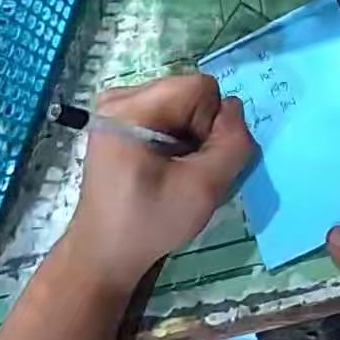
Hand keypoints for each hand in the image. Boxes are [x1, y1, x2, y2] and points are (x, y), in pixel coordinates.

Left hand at [64, 74, 253, 292]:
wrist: (105, 252)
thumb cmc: (149, 223)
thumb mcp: (204, 189)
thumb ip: (232, 143)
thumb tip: (234, 108)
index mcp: (131, 109)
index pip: (201, 87)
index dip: (211, 122)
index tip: (194, 160)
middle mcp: (120, 96)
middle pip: (191, 91)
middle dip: (201, 127)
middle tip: (185, 168)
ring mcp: (117, 104)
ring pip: (184, 100)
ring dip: (191, 132)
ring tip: (173, 168)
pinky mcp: (120, 116)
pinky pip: (170, 109)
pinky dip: (177, 134)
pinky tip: (163, 163)